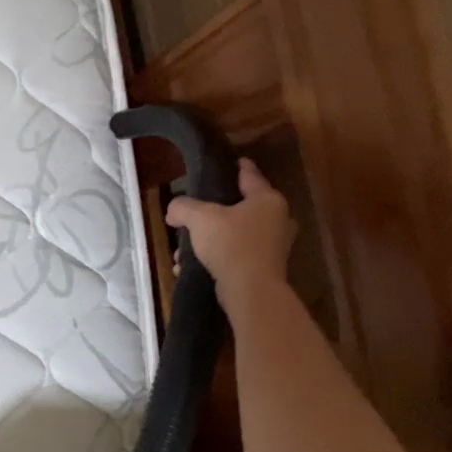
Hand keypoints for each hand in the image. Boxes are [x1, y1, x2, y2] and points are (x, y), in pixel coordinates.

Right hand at [165, 158, 294, 308]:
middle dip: (219, 210)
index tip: (234, 160)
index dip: (239, 166)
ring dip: (212, 238)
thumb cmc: (231, 244)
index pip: (251, 175)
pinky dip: (217, 256)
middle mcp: (277, 219)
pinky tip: (193, 265)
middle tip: (199, 210)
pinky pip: (236, 254)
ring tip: (186, 247)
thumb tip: (173, 210)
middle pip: (244, 206)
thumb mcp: (199, 218)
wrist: (251, 290)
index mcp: (267, 200)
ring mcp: (274, 245)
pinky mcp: (266, 266)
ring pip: (237, 233)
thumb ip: (183, 207)